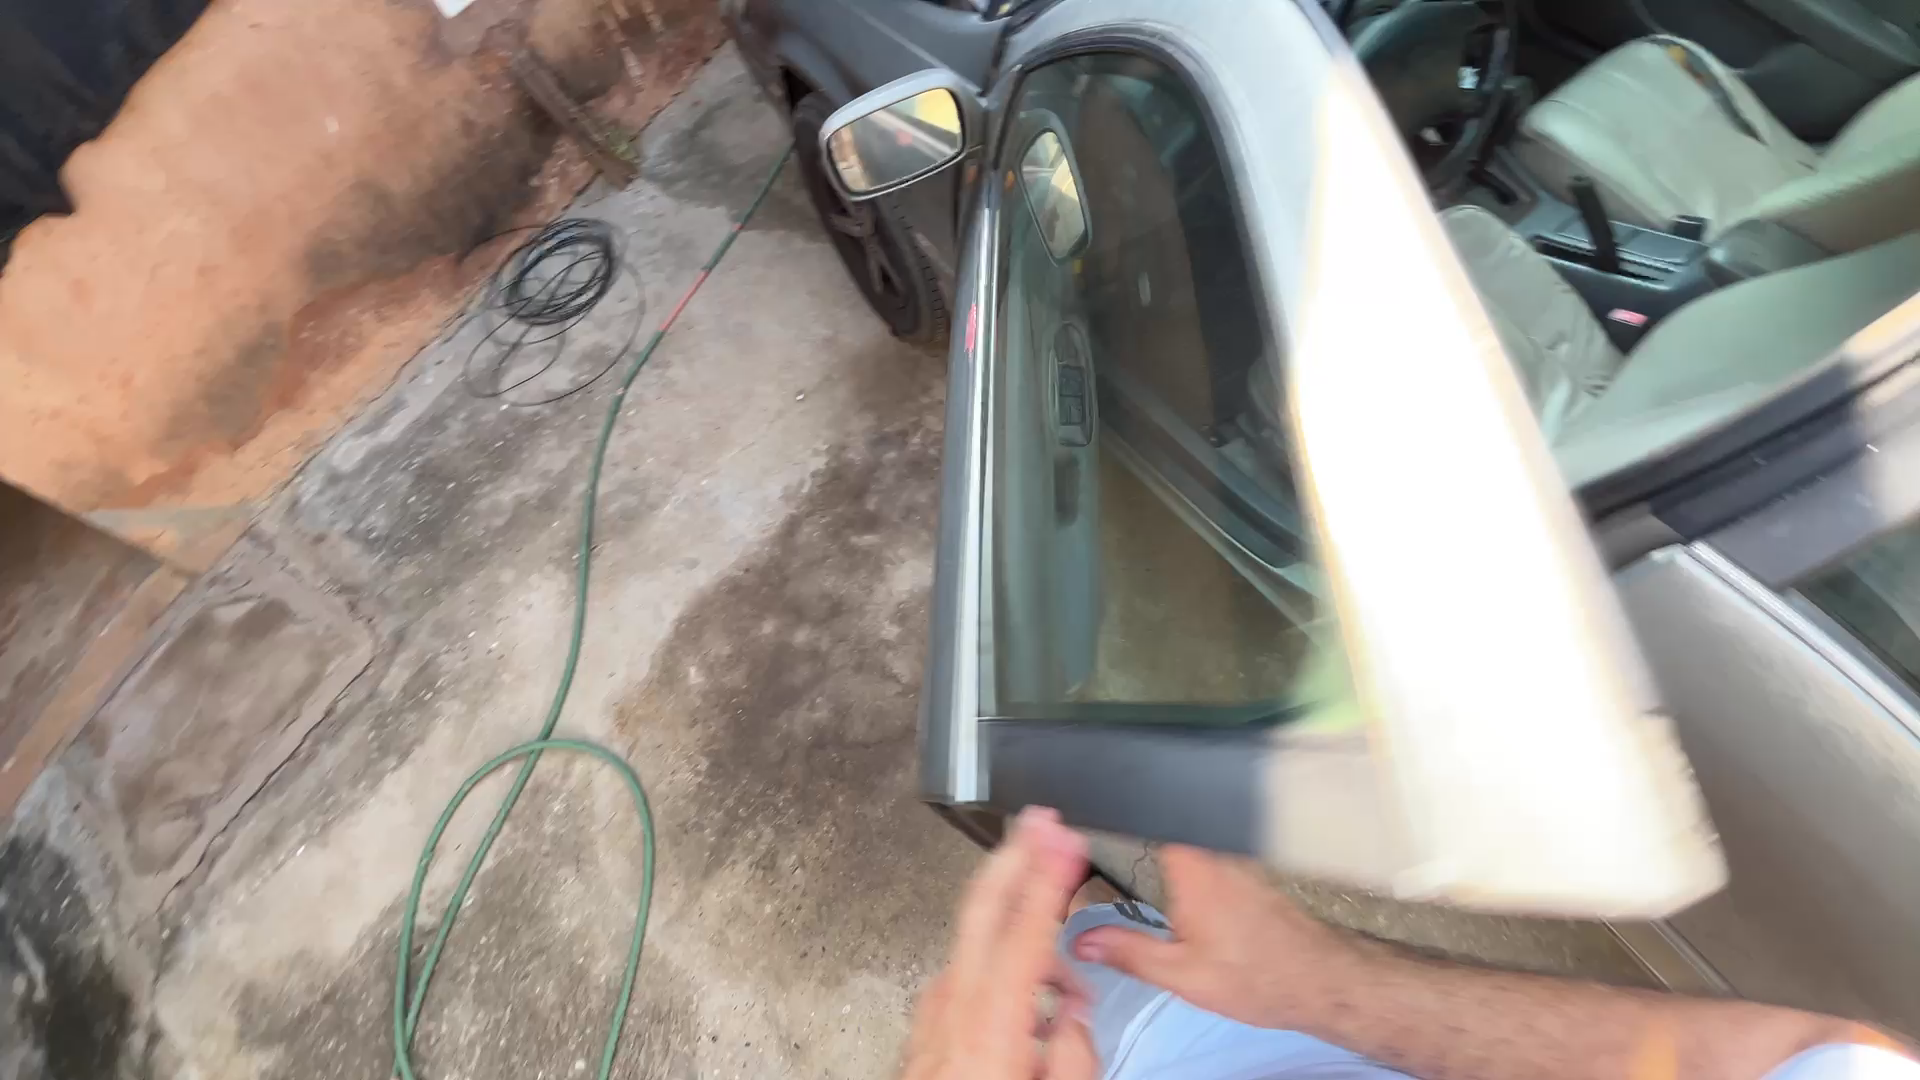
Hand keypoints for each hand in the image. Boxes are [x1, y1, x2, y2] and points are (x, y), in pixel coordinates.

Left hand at [900, 806, 1099, 1079]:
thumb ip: (1072, 1054)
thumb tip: (1072, 1011)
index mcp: (989, 1026)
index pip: (1022, 930)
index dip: (1045, 874)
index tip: (1062, 835)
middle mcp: (953, 1005)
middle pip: (982, 906)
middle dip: (1014, 853)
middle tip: (1041, 818)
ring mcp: (933, 1010)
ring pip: (977, 937)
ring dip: (1015, 912)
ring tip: (1061, 935)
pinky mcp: (927, 1024)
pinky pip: (967, 972)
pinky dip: (996, 957)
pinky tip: (1026, 984)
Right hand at [1070, 845, 1372, 1033]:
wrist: (1321, 982)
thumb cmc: (1254, 977)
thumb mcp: (1182, 975)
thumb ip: (1129, 952)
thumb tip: (1082, 939)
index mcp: (1188, 864)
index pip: (1145, 816)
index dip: (1115, 812)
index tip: (1087, 819)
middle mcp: (1209, 849)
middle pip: (1161, 820)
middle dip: (1132, 828)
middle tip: (1098, 841)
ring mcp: (1229, 854)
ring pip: (1183, 835)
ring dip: (1160, 843)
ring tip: (1135, 863)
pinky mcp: (1243, 868)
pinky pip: (1203, 850)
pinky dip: (1185, 861)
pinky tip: (1181, 888)